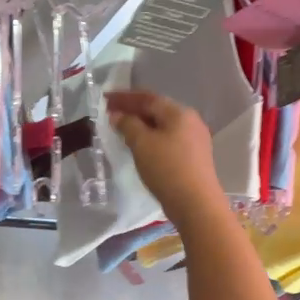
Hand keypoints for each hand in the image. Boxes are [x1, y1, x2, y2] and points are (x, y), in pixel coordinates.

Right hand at [105, 89, 224, 224]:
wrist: (195, 203)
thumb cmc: (166, 168)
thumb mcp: (141, 143)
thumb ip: (127, 124)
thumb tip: (117, 115)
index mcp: (179, 113)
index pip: (148, 98)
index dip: (125, 97)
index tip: (105, 98)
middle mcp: (190, 121)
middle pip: (157, 109)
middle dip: (133, 109)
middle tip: (111, 112)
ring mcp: (194, 138)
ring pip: (162, 124)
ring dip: (141, 123)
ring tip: (122, 127)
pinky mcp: (193, 155)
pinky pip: (167, 137)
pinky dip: (151, 135)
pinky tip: (140, 143)